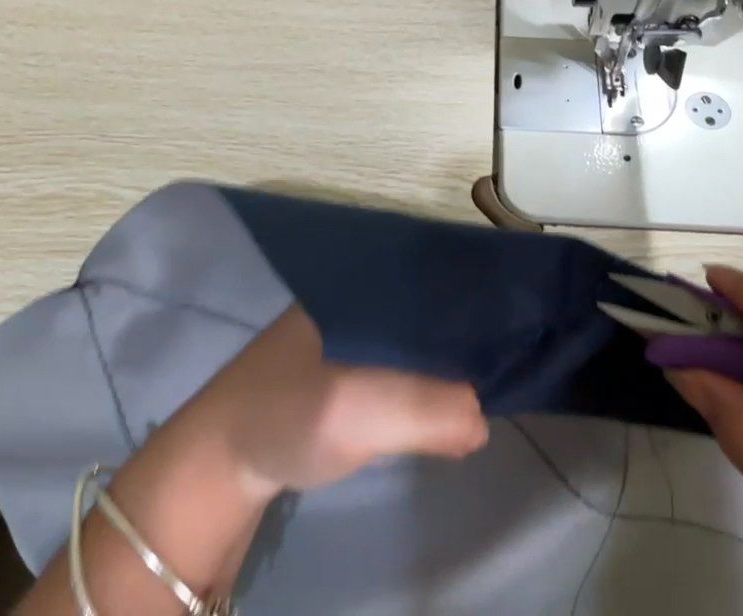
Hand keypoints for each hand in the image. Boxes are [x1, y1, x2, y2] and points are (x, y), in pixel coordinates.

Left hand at [195, 306, 489, 499]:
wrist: (220, 462)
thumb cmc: (289, 417)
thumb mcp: (365, 410)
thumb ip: (433, 411)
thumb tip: (482, 422)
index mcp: (364, 287)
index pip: (440, 280)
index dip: (481, 304)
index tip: (522, 332)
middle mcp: (362, 300)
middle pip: (435, 310)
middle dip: (472, 338)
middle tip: (515, 366)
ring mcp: (354, 335)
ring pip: (421, 340)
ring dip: (452, 363)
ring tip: (495, 383)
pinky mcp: (349, 370)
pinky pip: (405, 366)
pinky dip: (429, 382)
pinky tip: (450, 401)